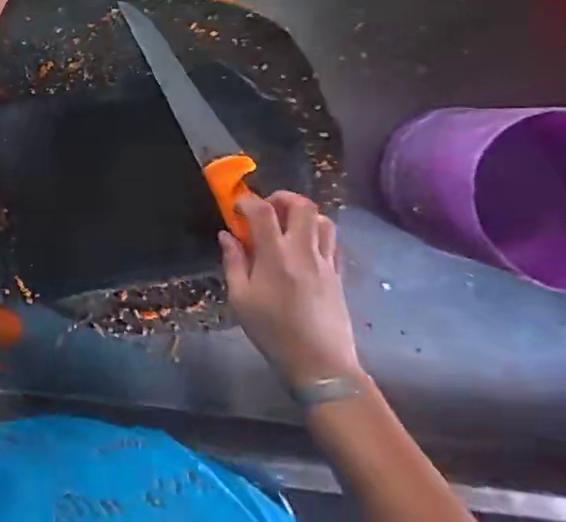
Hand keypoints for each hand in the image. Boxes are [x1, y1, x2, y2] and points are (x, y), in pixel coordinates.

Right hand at [220, 192, 361, 385]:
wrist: (322, 366)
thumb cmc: (273, 332)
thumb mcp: (240, 298)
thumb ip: (233, 262)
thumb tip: (227, 235)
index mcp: (276, 257)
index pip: (263, 210)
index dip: (246, 201)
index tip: (235, 210)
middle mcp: (304, 253)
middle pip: (302, 206)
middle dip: (280, 198)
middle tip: (264, 210)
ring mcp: (326, 264)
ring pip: (323, 221)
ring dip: (302, 215)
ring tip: (284, 227)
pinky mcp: (338, 276)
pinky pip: (332, 242)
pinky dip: (315, 234)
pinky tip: (300, 249)